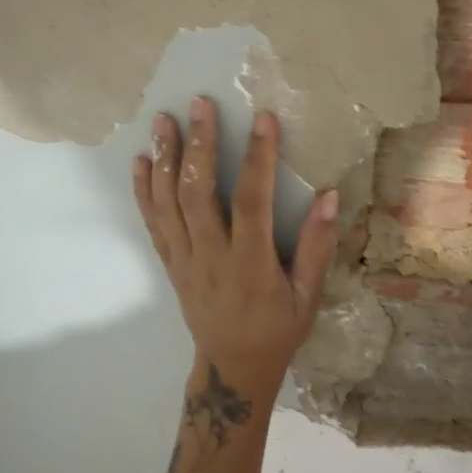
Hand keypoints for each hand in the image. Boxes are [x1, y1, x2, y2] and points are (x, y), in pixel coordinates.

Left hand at [133, 97, 338, 380]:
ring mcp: (185, 260)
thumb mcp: (308, 297)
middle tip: (200, 104)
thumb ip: (317, 249)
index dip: (258, 158)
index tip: (263, 119)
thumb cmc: (278, 330)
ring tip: (163, 120)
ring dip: (165, 159)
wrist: (233, 368)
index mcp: (251, 264)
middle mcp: (211, 257)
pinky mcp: (171, 264)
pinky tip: (142, 162)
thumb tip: (329, 197)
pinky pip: (153, 223)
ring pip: (168, 203)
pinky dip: (145, 191)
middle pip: (198, 193)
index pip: (253, 201)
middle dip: (199, 145)